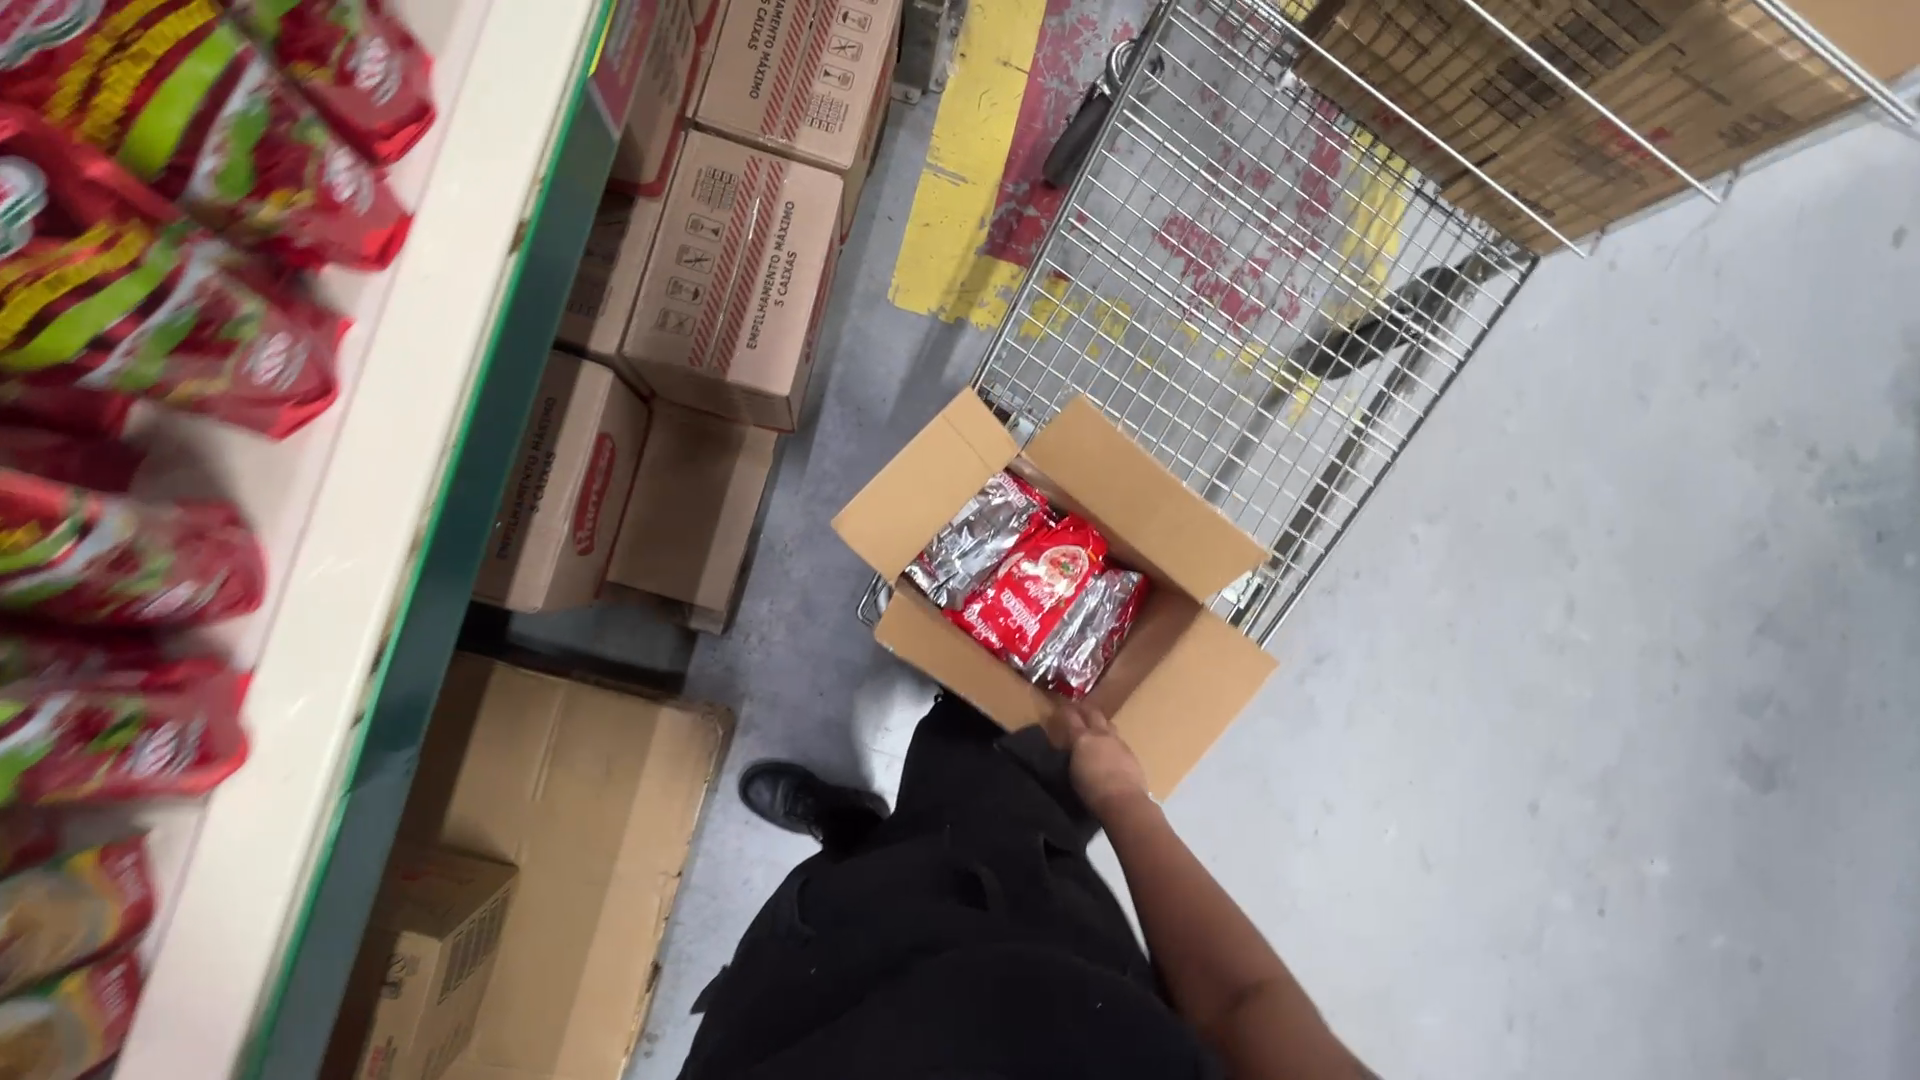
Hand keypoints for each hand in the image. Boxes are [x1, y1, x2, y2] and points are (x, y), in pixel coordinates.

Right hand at [1045, 701, 1149, 819]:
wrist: (1124, 801)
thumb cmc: (1091, 791)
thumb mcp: (1073, 772)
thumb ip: (1073, 756)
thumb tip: (1072, 751)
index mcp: (1083, 738)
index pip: (1071, 717)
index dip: (1065, 711)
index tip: (1060, 707)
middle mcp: (1101, 735)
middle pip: (1093, 713)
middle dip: (1084, 709)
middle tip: (1078, 707)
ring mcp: (1119, 742)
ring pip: (1109, 724)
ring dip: (1100, 722)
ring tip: (1096, 726)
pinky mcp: (1131, 753)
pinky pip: (1119, 740)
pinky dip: (1111, 740)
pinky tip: (1110, 748)